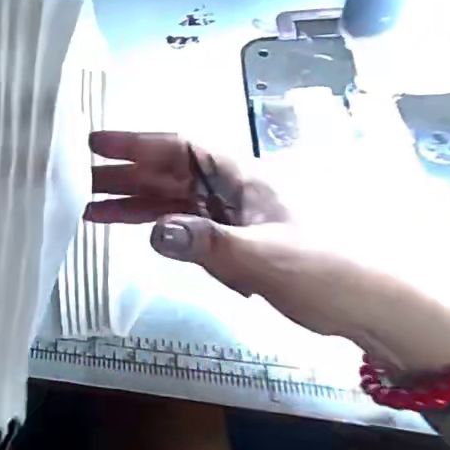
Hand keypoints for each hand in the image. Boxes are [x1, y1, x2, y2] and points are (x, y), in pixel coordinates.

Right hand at [87, 131, 449, 370]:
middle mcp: (231, 190)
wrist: (370, 306)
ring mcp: (232, 218)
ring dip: (134, 204)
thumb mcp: (267, 257)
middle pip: (169, 172)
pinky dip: (158, 229)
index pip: (180, 147)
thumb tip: (155, 231)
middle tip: (79, 180)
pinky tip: (136, 233)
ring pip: (173, 202)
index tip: (96, 143)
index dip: (137, 143)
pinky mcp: (234, 245)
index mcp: (241, 177)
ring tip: (89, 209)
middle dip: (126, 174)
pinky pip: (186, 230)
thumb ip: (210, 243)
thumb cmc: (326, 270)